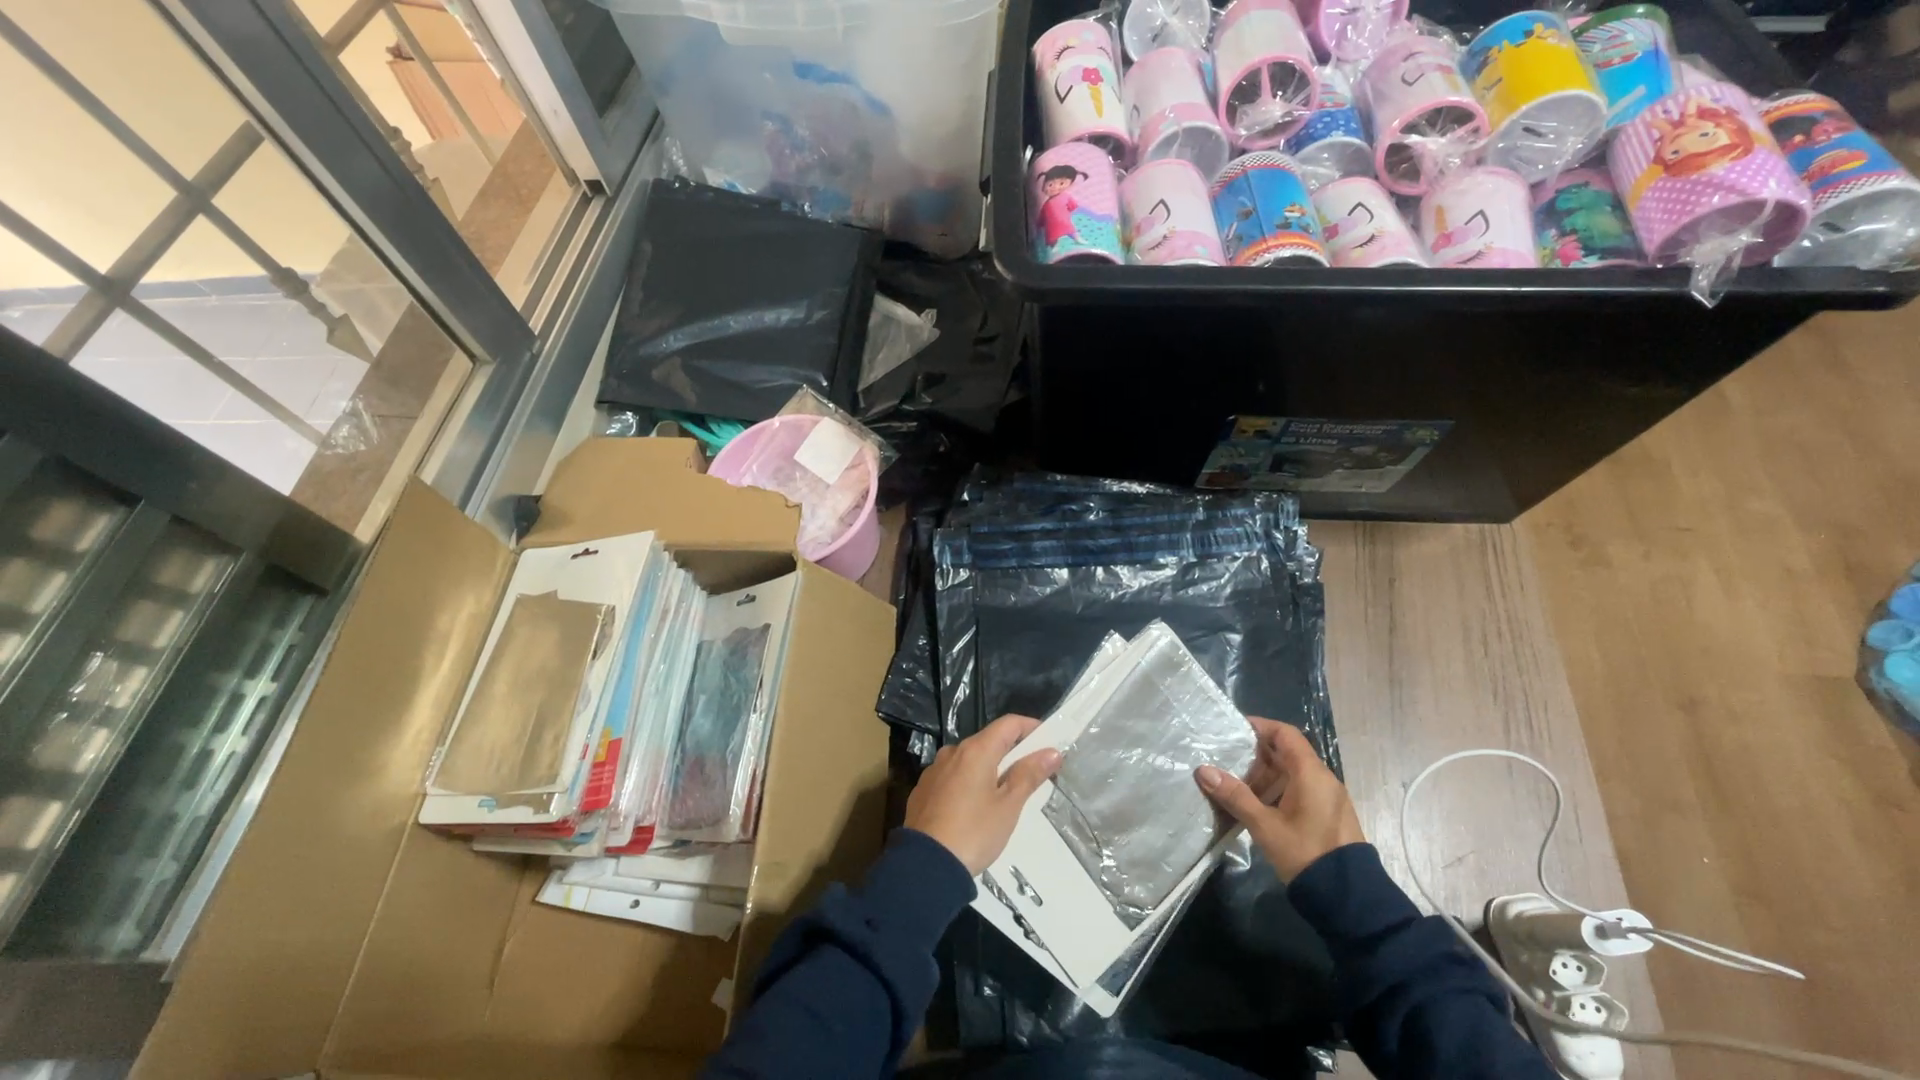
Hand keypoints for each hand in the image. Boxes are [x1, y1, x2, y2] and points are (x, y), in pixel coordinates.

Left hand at [906, 714, 1062, 874]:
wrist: (925, 864)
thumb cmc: (974, 832)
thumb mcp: (1008, 805)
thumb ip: (1029, 774)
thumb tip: (1051, 752)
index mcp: (975, 751)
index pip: (1009, 724)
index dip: (1031, 728)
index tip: (1049, 743)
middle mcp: (952, 753)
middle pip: (988, 741)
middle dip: (1012, 752)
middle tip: (1032, 773)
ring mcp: (934, 771)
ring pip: (968, 761)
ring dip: (989, 769)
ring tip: (1004, 794)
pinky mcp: (922, 791)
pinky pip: (952, 778)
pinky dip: (968, 783)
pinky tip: (974, 808)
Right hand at [1196, 718, 1364, 881]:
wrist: (1347, 896)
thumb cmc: (1304, 852)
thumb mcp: (1264, 825)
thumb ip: (1235, 796)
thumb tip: (1204, 770)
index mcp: (1311, 773)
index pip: (1285, 734)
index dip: (1260, 726)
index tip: (1233, 729)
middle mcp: (1323, 779)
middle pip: (1288, 752)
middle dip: (1257, 754)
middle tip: (1227, 759)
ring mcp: (1328, 797)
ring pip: (1294, 773)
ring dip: (1266, 775)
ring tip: (1237, 784)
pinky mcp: (1328, 814)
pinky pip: (1301, 789)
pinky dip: (1279, 789)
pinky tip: (1258, 805)